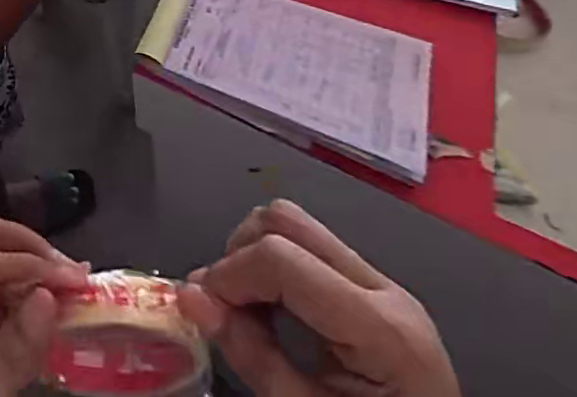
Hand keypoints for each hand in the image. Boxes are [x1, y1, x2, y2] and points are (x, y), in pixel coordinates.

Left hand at [0, 215, 89, 396]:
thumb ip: (7, 356)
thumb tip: (47, 295)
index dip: (30, 263)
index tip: (75, 282)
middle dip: (33, 250)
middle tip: (75, 277)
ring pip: (6, 263)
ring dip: (42, 267)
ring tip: (80, 287)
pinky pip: (15, 297)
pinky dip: (42, 292)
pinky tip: (68, 304)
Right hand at [179, 200, 459, 396]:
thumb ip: (252, 356)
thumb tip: (191, 296)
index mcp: (382, 329)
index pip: (282, 257)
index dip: (229, 274)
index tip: (203, 309)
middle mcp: (385, 289)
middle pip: (287, 220)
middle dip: (239, 254)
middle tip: (223, 307)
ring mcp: (383, 285)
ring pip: (294, 224)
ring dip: (253, 256)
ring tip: (246, 312)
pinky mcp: (372, 289)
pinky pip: (308, 249)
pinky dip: (272, 268)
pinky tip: (269, 313)